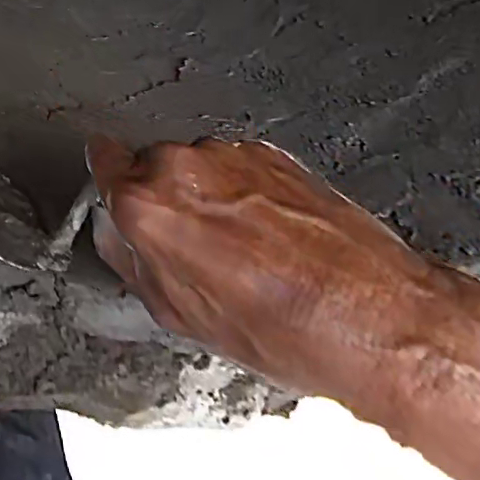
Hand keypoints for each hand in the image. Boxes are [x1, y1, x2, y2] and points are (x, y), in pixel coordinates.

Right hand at [87, 135, 479, 479]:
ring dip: (205, 192)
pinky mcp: (267, 150)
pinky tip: (269, 233)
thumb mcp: (178, 315)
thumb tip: (115, 234)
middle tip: (191, 242)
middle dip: (161, 196)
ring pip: (193, 164)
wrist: (378, 318)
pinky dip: (242, 188)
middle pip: (148, 165)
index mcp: (145, 203)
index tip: (116, 186)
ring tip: (243, 245)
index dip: (108, 177)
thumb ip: (129, 260)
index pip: (101, 157)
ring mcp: (226, 153)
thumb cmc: (283, 329)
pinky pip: (233, 164)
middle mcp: (180, 165)